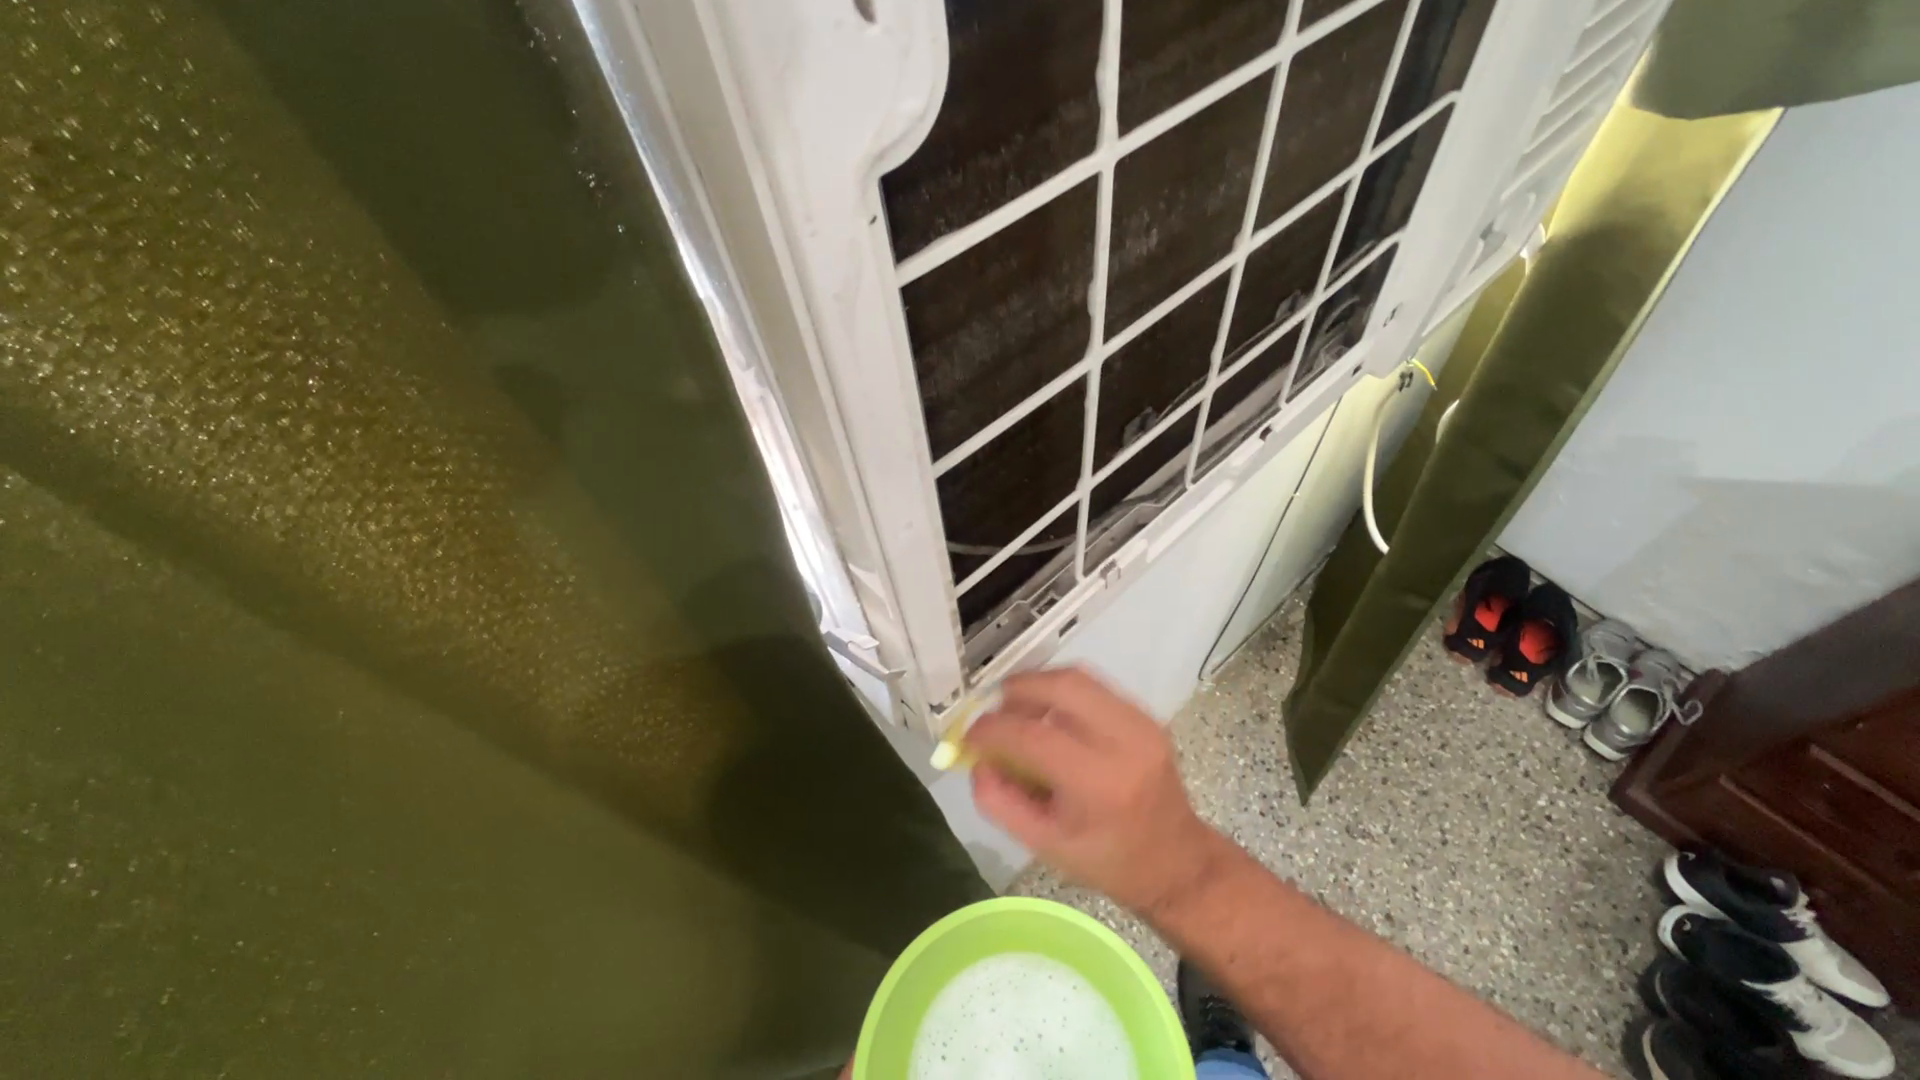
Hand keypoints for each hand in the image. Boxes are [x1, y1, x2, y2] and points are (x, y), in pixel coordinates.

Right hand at [966, 668, 1227, 914]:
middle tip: (995, 711)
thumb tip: (977, 761)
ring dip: (1040, 687)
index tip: (970, 736)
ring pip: (1080, 679)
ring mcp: (1142, 725)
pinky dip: (1064, 694)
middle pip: (1063, 686)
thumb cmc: (1108, 860)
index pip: (1034, 737)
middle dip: (1018, 690)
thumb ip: (1000, 801)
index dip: (993, 730)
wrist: (1177, 863)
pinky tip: (1050, 718)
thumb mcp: (1044, 844)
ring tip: (1019, 712)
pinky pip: (1096, 689)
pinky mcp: (1147, 718)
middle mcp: (1126, 743)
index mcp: (1099, 784)